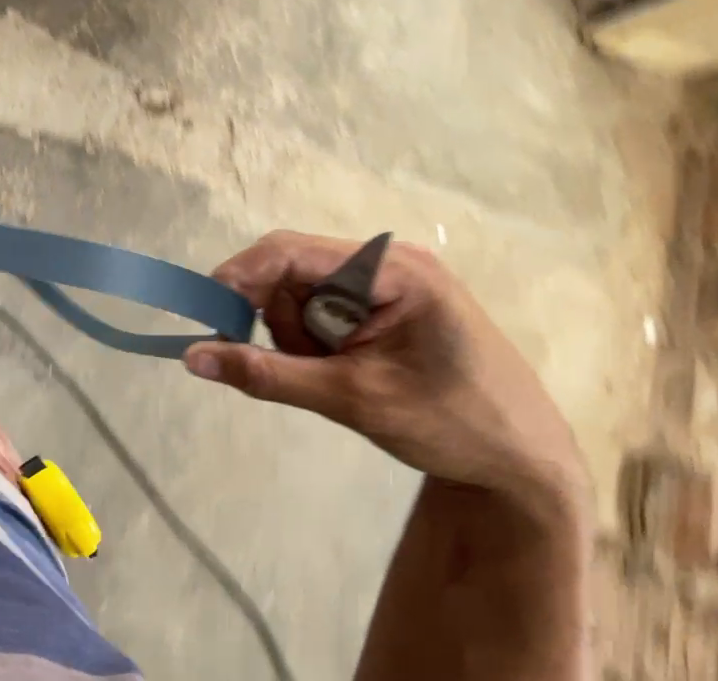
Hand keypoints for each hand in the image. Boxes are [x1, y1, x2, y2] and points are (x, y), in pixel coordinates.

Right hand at [185, 231, 586, 511]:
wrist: (526, 466)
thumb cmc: (453, 426)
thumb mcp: (352, 400)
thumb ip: (266, 374)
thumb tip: (191, 357)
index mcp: (393, 271)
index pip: (288, 251)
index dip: (238, 277)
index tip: (209, 319)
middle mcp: (387, 262)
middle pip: (287, 271)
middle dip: (274, 319)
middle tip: (289, 366)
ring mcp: (386, 281)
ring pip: (295, 292)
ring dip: (293, 335)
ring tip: (331, 377)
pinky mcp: (382, 303)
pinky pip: (316, 306)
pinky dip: (310, 340)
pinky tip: (339, 368)